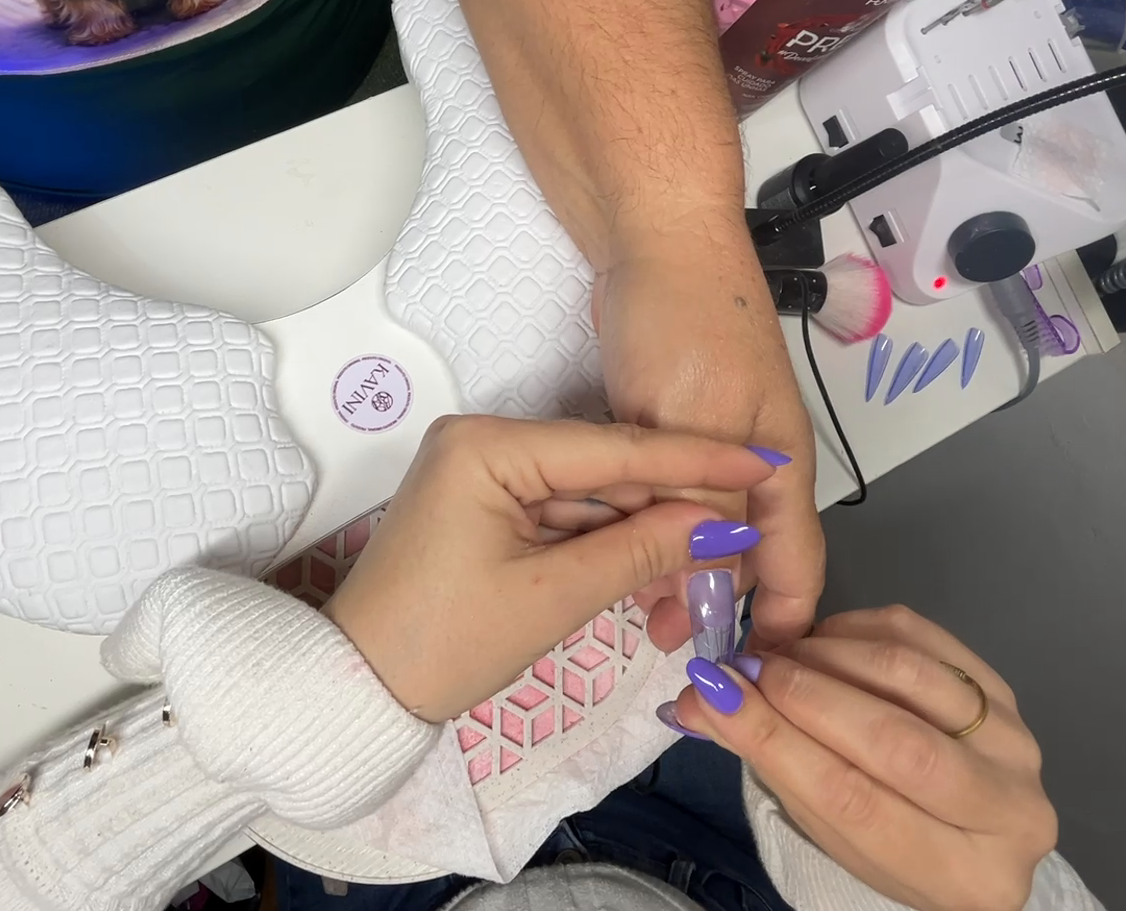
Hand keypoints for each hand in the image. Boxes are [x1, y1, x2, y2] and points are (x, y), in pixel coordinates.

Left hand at [323, 415, 782, 720]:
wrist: (362, 686)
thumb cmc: (447, 644)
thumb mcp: (552, 596)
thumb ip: (641, 550)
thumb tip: (720, 524)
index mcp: (487, 445)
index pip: (612, 448)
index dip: (694, 459)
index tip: (763, 459)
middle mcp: (482, 438)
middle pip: (599, 465)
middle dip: (670, 497)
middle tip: (745, 518)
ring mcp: (480, 466)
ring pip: (583, 488)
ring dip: (640, 519)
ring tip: (713, 542)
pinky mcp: (482, 496)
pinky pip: (557, 506)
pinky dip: (602, 532)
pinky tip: (654, 549)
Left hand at [593, 227, 826, 648]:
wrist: (654, 241)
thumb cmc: (687, 327)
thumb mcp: (698, 422)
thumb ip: (703, 505)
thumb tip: (705, 590)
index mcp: (775, 465)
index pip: (793, 560)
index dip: (779, 618)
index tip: (752, 669)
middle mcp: (744, 460)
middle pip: (740, 549)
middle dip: (712, 599)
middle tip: (670, 644)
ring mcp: (700, 439)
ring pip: (693, 522)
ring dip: (671, 563)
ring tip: (637, 610)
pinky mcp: (661, 421)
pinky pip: (657, 490)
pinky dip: (641, 521)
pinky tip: (613, 546)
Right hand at [676, 606, 1057, 910]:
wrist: (958, 820)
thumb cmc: (876, 832)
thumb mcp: (815, 815)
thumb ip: (759, 753)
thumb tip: (691, 698)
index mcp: (961, 877)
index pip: (855, 802)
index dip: (776, 741)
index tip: (714, 691)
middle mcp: (1012, 814)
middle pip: (895, 743)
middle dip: (803, 693)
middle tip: (746, 665)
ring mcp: (1017, 743)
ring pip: (907, 675)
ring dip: (825, 654)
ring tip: (779, 654)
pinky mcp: (1000, 684)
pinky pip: (917, 632)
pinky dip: (852, 626)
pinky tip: (819, 641)